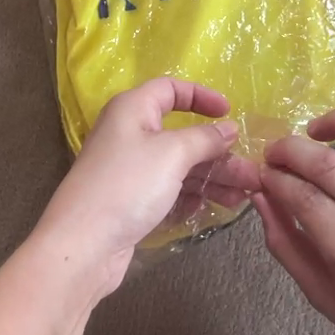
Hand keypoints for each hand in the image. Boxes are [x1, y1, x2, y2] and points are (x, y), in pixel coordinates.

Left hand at [33, 78, 258, 291]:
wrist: (83, 245)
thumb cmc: (127, 185)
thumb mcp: (172, 154)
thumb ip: (204, 138)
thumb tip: (228, 128)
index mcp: (133, 110)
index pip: (170, 89)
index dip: (201, 96)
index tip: (230, 112)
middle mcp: (130, 134)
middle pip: (182, 134)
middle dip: (218, 151)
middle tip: (251, 171)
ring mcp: (131, 169)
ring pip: (180, 165)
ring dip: (214, 177)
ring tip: (247, 194)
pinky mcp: (132, 200)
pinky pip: (170, 189)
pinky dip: (194, 195)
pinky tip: (218, 208)